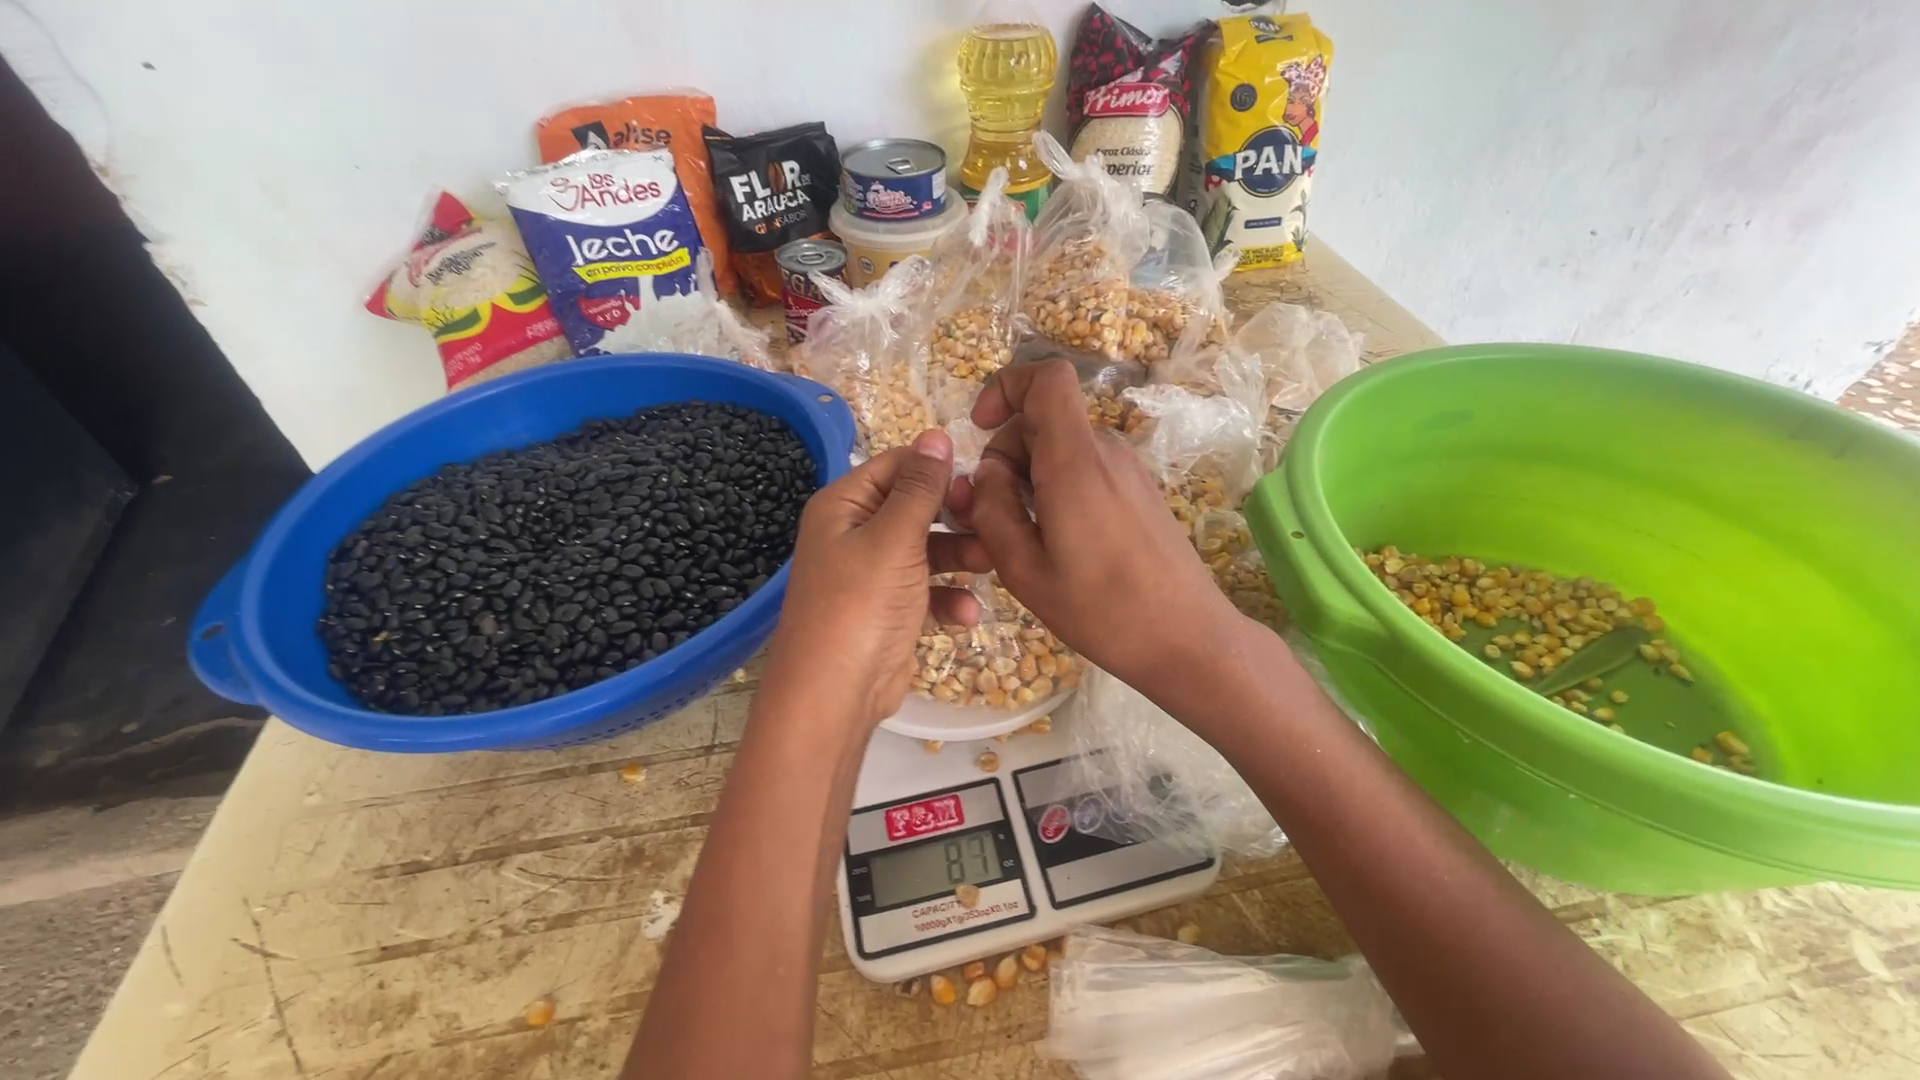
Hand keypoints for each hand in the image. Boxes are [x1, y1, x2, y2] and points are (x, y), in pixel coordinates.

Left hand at [769, 430, 991, 726]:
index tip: (979, 483)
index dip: (937, 470)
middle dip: (955, 518)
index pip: (896, 466)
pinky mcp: (890, 610)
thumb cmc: (860, 605)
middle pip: (916, 508)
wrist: (835, 694)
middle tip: (990, 524)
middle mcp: (855, 533)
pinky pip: (927, 591)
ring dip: (959, 558)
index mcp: (844, 505)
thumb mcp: (893, 539)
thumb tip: (936, 433)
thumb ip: (920, 488)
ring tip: (990, 567)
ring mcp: (873, 574)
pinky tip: (967, 615)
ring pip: (927, 550)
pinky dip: (947, 599)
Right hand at [956, 361, 1239, 696]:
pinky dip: (1056, 490)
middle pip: (1043, 420)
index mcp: (1075, 461)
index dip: (1006, 386)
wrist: (1187, 638)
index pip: (1047, 377)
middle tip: (989, 517)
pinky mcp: (1139, 491)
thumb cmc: (1102, 610)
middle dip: (1004, 456)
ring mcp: (1128, 470)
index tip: (979, 428)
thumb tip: (986, 473)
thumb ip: (992, 510)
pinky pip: (1084, 470)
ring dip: (1028, 479)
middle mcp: (1105, 452)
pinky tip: (1057, 545)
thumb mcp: (1024, 569)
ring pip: (1061, 449)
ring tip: (1022, 541)